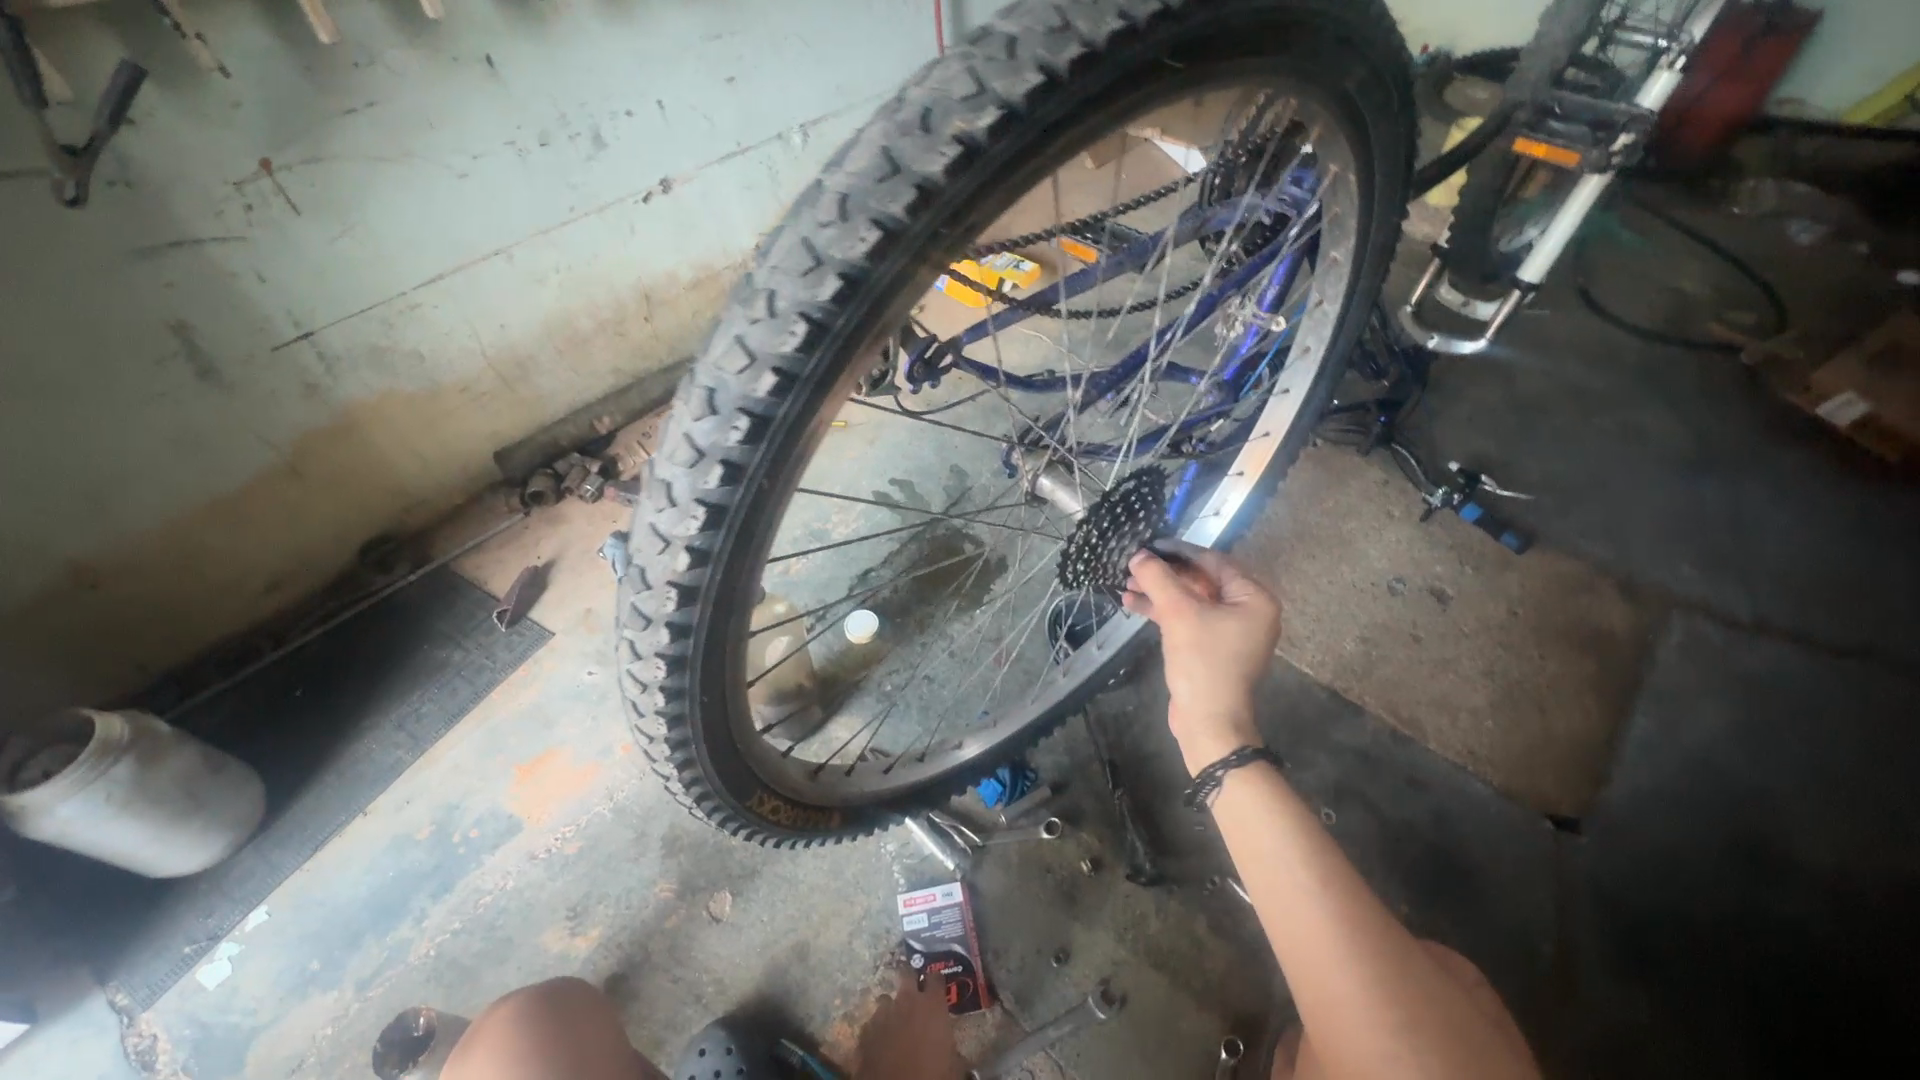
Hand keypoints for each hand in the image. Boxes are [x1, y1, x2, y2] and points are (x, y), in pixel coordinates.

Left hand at [853, 969, 965, 1079]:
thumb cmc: (930, 1075)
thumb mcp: (953, 1065)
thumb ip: (953, 1050)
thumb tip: (955, 1054)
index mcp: (932, 1005)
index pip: (936, 977)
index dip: (936, 981)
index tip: (938, 987)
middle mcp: (907, 1001)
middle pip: (907, 974)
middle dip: (911, 980)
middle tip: (915, 993)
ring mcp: (883, 1013)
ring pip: (886, 998)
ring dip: (892, 1006)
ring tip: (896, 1021)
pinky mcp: (865, 1030)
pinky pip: (873, 1021)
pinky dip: (878, 1027)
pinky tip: (881, 1040)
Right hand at [1122, 541, 1280, 772]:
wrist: (1208, 722)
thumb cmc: (1202, 662)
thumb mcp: (1179, 614)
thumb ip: (1158, 579)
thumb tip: (1138, 555)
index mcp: (1254, 599)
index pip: (1214, 562)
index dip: (1179, 552)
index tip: (1149, 545)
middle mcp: (1248, 612)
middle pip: (1201, 581)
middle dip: (1165, 575)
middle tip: (1133, 566)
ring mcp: (1230, 632)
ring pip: (1191, 601)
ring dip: (1159, 592)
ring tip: (1126, 585)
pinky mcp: (1211, 649)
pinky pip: (1188, 620)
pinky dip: (1163, 612)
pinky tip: (1133, 605)